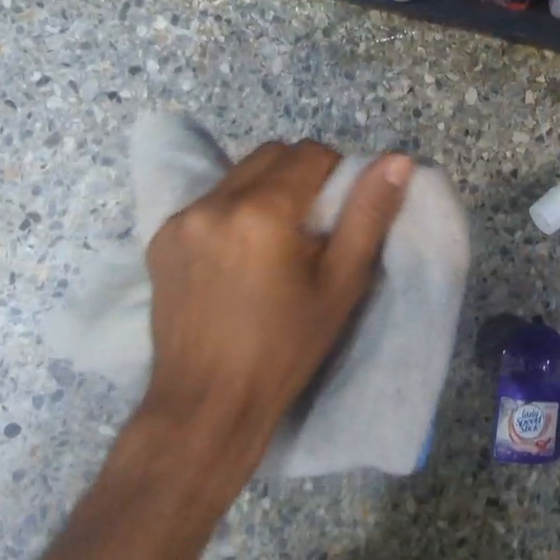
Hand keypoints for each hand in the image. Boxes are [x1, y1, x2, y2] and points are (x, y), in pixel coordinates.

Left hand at [140, 141, 412, 448]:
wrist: (206, 405)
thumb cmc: (284, 348)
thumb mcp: (341, 283)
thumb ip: (369, 214)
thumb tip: (398, 159)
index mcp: (262, 211)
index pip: (310, 154)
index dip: (336, 175)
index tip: (340, 216)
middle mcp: (214, 203)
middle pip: (272, 155)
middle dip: (300, 175)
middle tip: (315, 225)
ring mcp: (181, 220)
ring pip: (239, 174)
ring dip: (266, 189)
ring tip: (277, 241)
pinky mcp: (161, 239)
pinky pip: (209, 201)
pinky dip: (233, 211)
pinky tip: (241, 255)